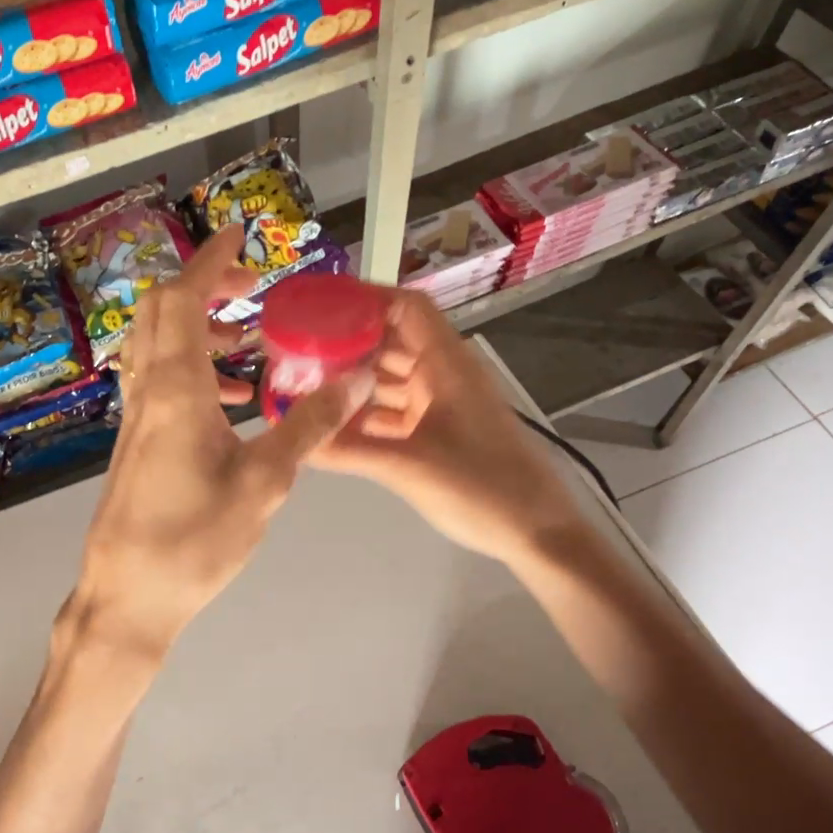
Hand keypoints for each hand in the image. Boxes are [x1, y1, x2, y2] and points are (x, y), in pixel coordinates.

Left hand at [61, 227, 372, 657]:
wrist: (128, 597)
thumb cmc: (194, 540)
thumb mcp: (265, 482)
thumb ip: (310, 424)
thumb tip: (357, 376)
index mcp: (174, 389)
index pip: (182, 298)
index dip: (211, 259)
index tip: (241, 234)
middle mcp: (147, 391)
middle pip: (160, 311)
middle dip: (204, 287)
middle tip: (250, 290)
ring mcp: (135, 417)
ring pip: (157, 346)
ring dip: (200, 331)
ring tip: (251, 347)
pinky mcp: (137, 442)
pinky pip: (159, 381)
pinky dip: (194, 370)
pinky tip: (233, 405)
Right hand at [309, 288, 578, 563]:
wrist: (538, 534)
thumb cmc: (482, 488)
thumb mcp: (408, 467)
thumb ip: (347, 450)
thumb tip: (294, 439)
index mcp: (446, 366)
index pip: (405, 308)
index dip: (364, 299)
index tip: (317, 306)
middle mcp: (443, 377)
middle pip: (390, 343)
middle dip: (345, 345)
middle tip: (294, 352)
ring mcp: (441, 407)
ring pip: (388, 381)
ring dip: (351, 384)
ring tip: (302, 388)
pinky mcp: (438, 436)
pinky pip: (393, 414)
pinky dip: (364, 418)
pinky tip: (330, 428)